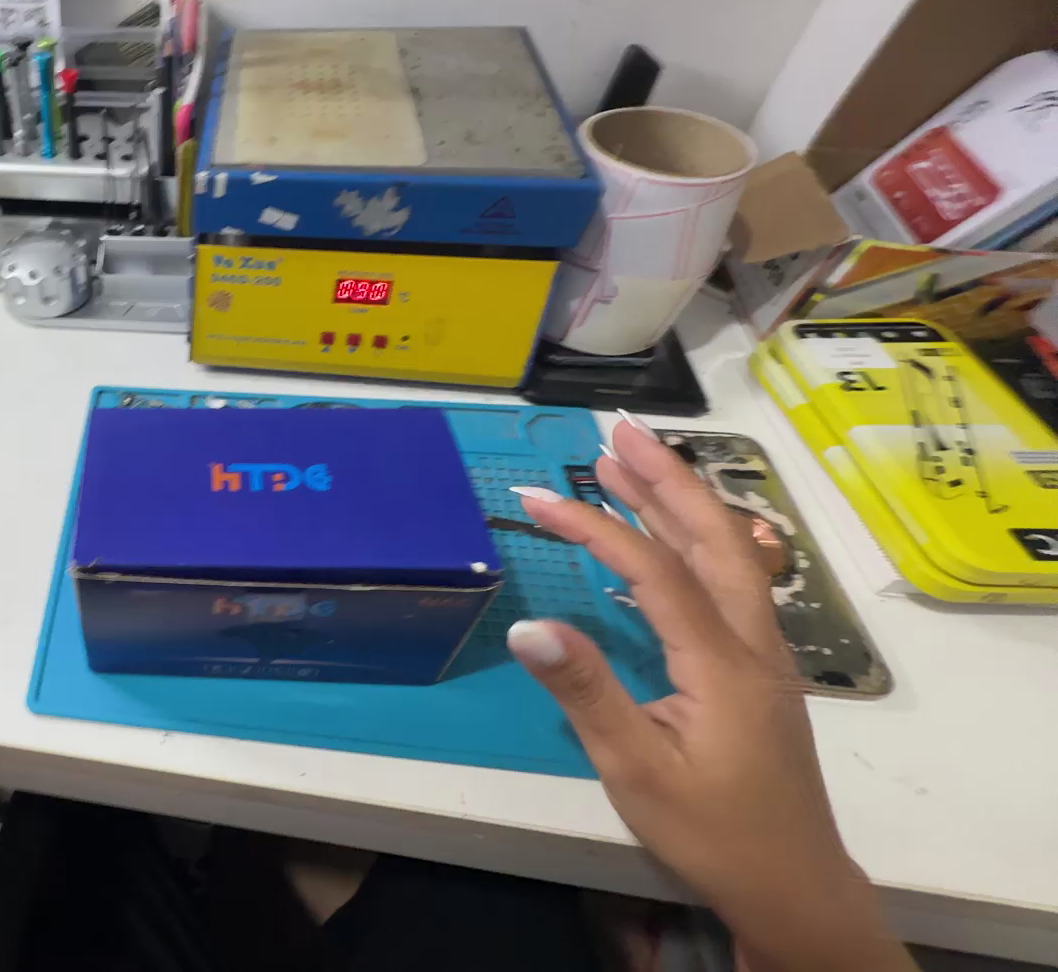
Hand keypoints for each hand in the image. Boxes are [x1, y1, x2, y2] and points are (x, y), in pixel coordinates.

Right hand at [507, 416, 912, 971]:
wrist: (791, 884)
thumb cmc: (708, 827)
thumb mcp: (634, 767)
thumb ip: (584, 690)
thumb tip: (526, 625)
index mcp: (721, 662)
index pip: (655, 571)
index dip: (596, 526)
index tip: (536, 499)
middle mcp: (750, 642)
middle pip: (715, 540)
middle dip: (666, 480)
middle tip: (618, 433)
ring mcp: (759, 650)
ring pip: (725, 555)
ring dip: (677, 502)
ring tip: (626, 463)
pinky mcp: (752, 662)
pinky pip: (722, 579)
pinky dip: (687, 538)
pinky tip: (656, 534)